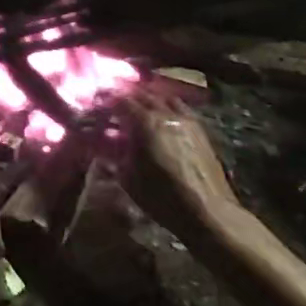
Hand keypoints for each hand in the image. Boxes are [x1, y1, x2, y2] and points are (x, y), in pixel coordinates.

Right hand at [121, 89, 239, 238]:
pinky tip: (163, 120)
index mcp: (145, 122)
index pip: (122, 100)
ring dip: (149, 99)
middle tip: (117, 104)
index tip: (98, 101)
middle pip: (144, 94)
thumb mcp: (128, 178)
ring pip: (164, 98)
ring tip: (140, 108)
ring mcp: (186, 120)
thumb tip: (110, 141)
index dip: (108, 99)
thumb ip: (116, 154)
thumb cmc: (162, 197)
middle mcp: (166, 114)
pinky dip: (166, 108)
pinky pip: (180, 109)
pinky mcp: (200, 130)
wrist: (207, 211)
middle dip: (128, 96)